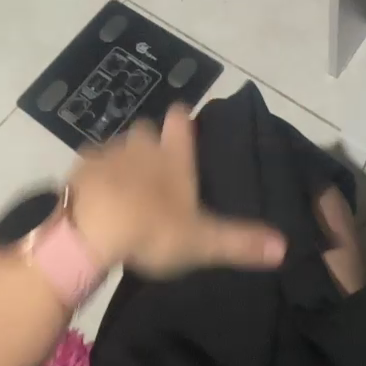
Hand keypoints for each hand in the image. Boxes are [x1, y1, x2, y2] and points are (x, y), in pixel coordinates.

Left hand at [68, 104, 286, 277]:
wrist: (91, 228)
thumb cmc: (153, 229)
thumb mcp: (203, 241)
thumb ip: (241, 241)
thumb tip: (284, 246)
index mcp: (173, 155)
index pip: (180, 120)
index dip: (181, 121)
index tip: (183, 124)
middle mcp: (142, 144)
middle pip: (147, 132)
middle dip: (151, 145)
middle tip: (156, 171)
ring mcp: (108, 153)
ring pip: (119, 147)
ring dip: (123, 162)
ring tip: (127, 190)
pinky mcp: (80, 168)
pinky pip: (91, 165)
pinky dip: (96, 177)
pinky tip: (98, 197)